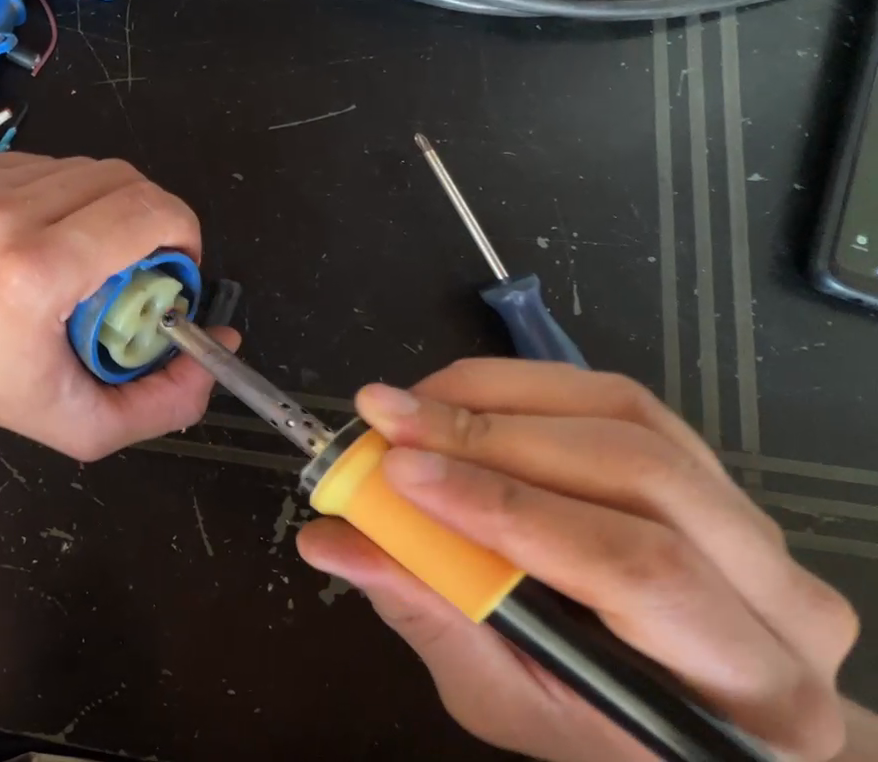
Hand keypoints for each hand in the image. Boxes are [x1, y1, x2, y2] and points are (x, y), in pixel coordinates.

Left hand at [0, 153, 237, 460]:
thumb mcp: (86, 424)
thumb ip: (167, 399)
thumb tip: (219, 339)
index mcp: (35, 271)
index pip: (147, 212)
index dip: (182, 234)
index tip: (173, 268)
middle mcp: (2, 214)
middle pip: (123, 180)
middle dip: (149, 219)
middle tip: (138, 264)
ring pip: (85, 168)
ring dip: (104, 206)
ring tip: (86, 253)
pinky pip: (44, 165)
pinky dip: (61, 194)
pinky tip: (44, 233)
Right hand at [297, 359, 859, 761]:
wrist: (690, 708)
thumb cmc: (591, 721)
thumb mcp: (500, 697)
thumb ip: (426, 616)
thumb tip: (327, 542)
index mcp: (745, 681)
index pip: (632, 566)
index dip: (502, 505)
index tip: (394, 470)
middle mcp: (778, 594)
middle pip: (638, 474)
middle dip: (487, 434)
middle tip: (382, 417)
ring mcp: (753, 522)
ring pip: (630, 419)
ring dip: (497, 396)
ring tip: (406, 404)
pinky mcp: (710, 469)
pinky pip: (620, 400)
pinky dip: (520, 385)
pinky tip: (454, 398)